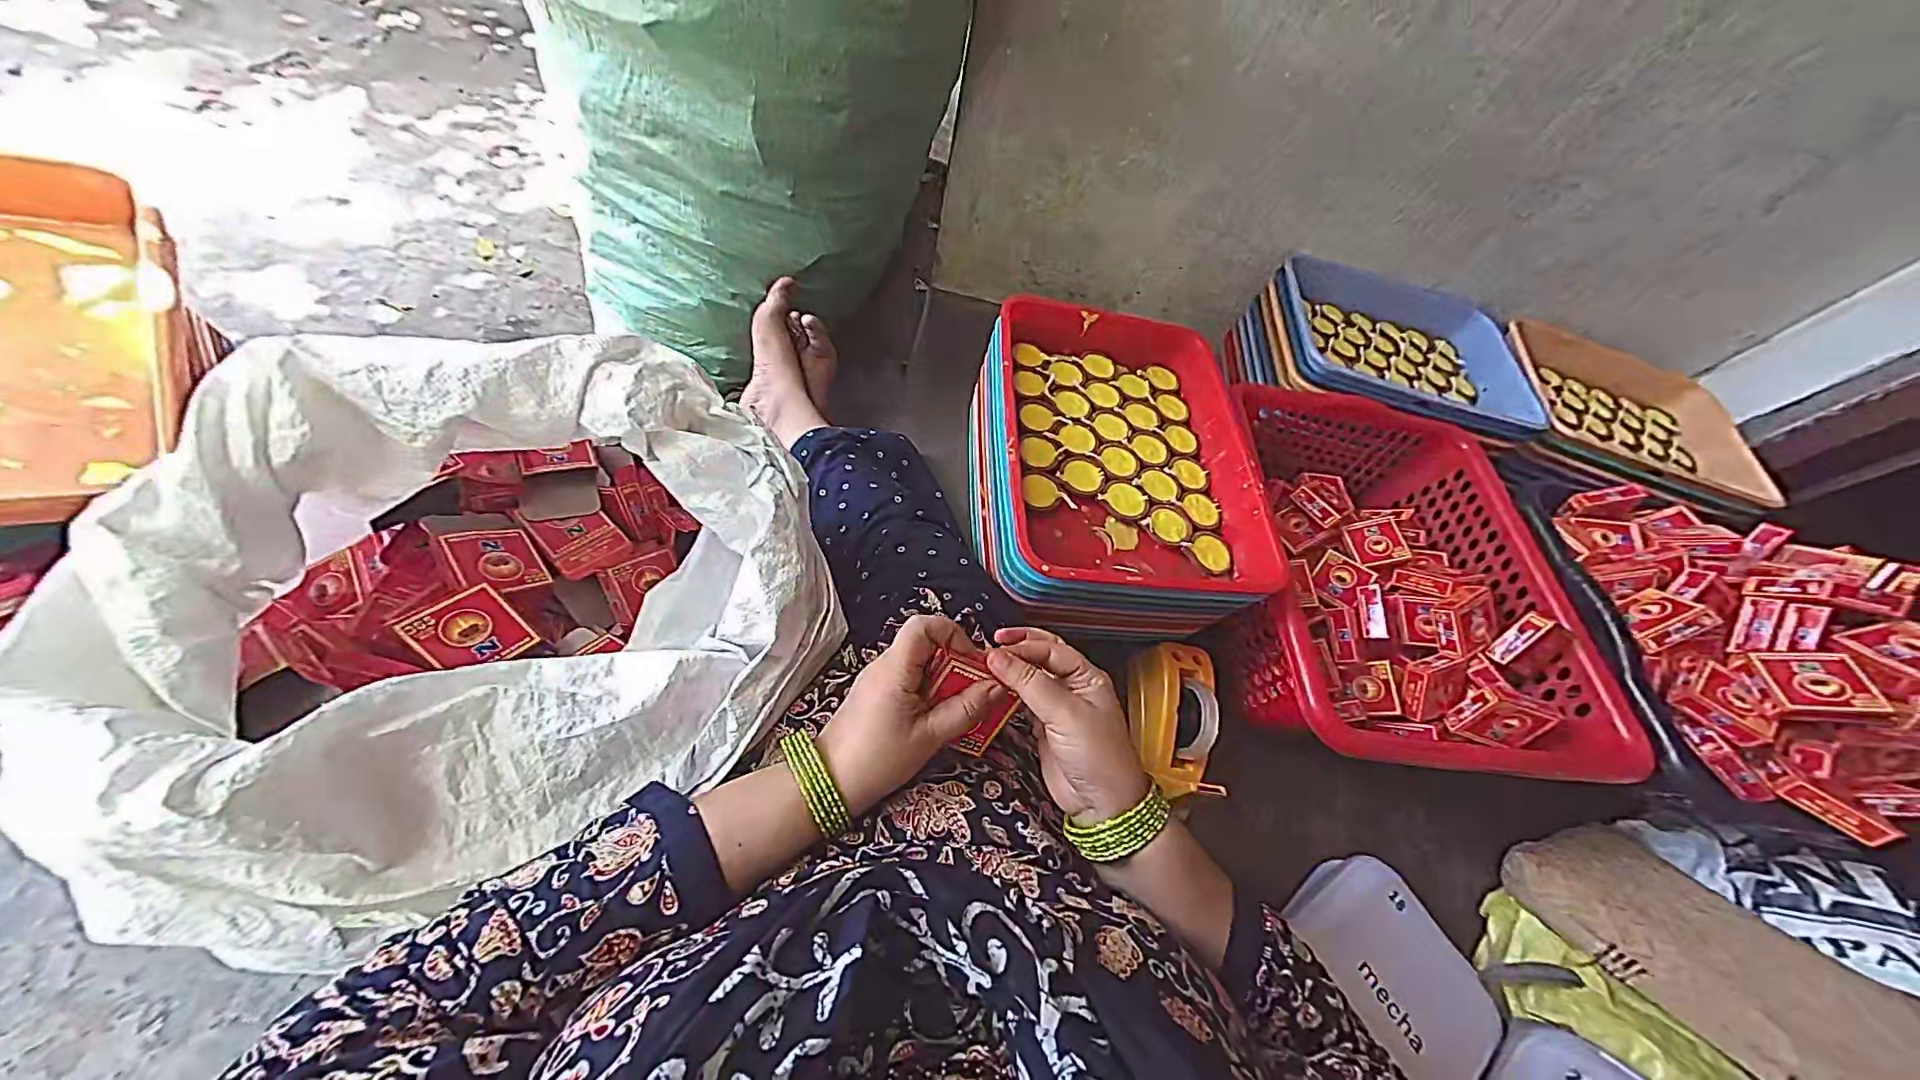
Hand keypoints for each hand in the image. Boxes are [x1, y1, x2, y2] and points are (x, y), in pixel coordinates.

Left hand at [814, 615, 1008, 816]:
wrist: (830, 782)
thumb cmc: (876, 760)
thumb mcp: (930, 736)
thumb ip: (967, 709)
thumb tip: (998, 687)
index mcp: (895, 668)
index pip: (925, 624)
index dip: (953, 635)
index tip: (971, 662)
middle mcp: (884, 665)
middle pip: (927, 643)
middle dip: (956, 663)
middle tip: (972, 692)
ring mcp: (878, 677)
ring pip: (921, 661)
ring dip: (944, 679)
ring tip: (954, 710)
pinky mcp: (877, 692)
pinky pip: (910, 677)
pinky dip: (929, 690)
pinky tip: (934, 718)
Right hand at [986, 627, 1151, 823]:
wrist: (1102, 804)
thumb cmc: (1101, 759)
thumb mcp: (1065, 713)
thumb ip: (1031, 683)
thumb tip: (1000, 658)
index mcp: (1087, 676)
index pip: (1050, 648)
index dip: (1023, 645)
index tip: (997, 648)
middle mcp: (1073, 687)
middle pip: (1041, 656)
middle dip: (1017, 647)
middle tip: (990, 645)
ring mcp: (1058, 706)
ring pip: (1030, 677)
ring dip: (1010, 669)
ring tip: (988, 665)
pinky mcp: (1044, 726)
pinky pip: (1022, 700)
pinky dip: (1007, 692)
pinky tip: (995, 689)